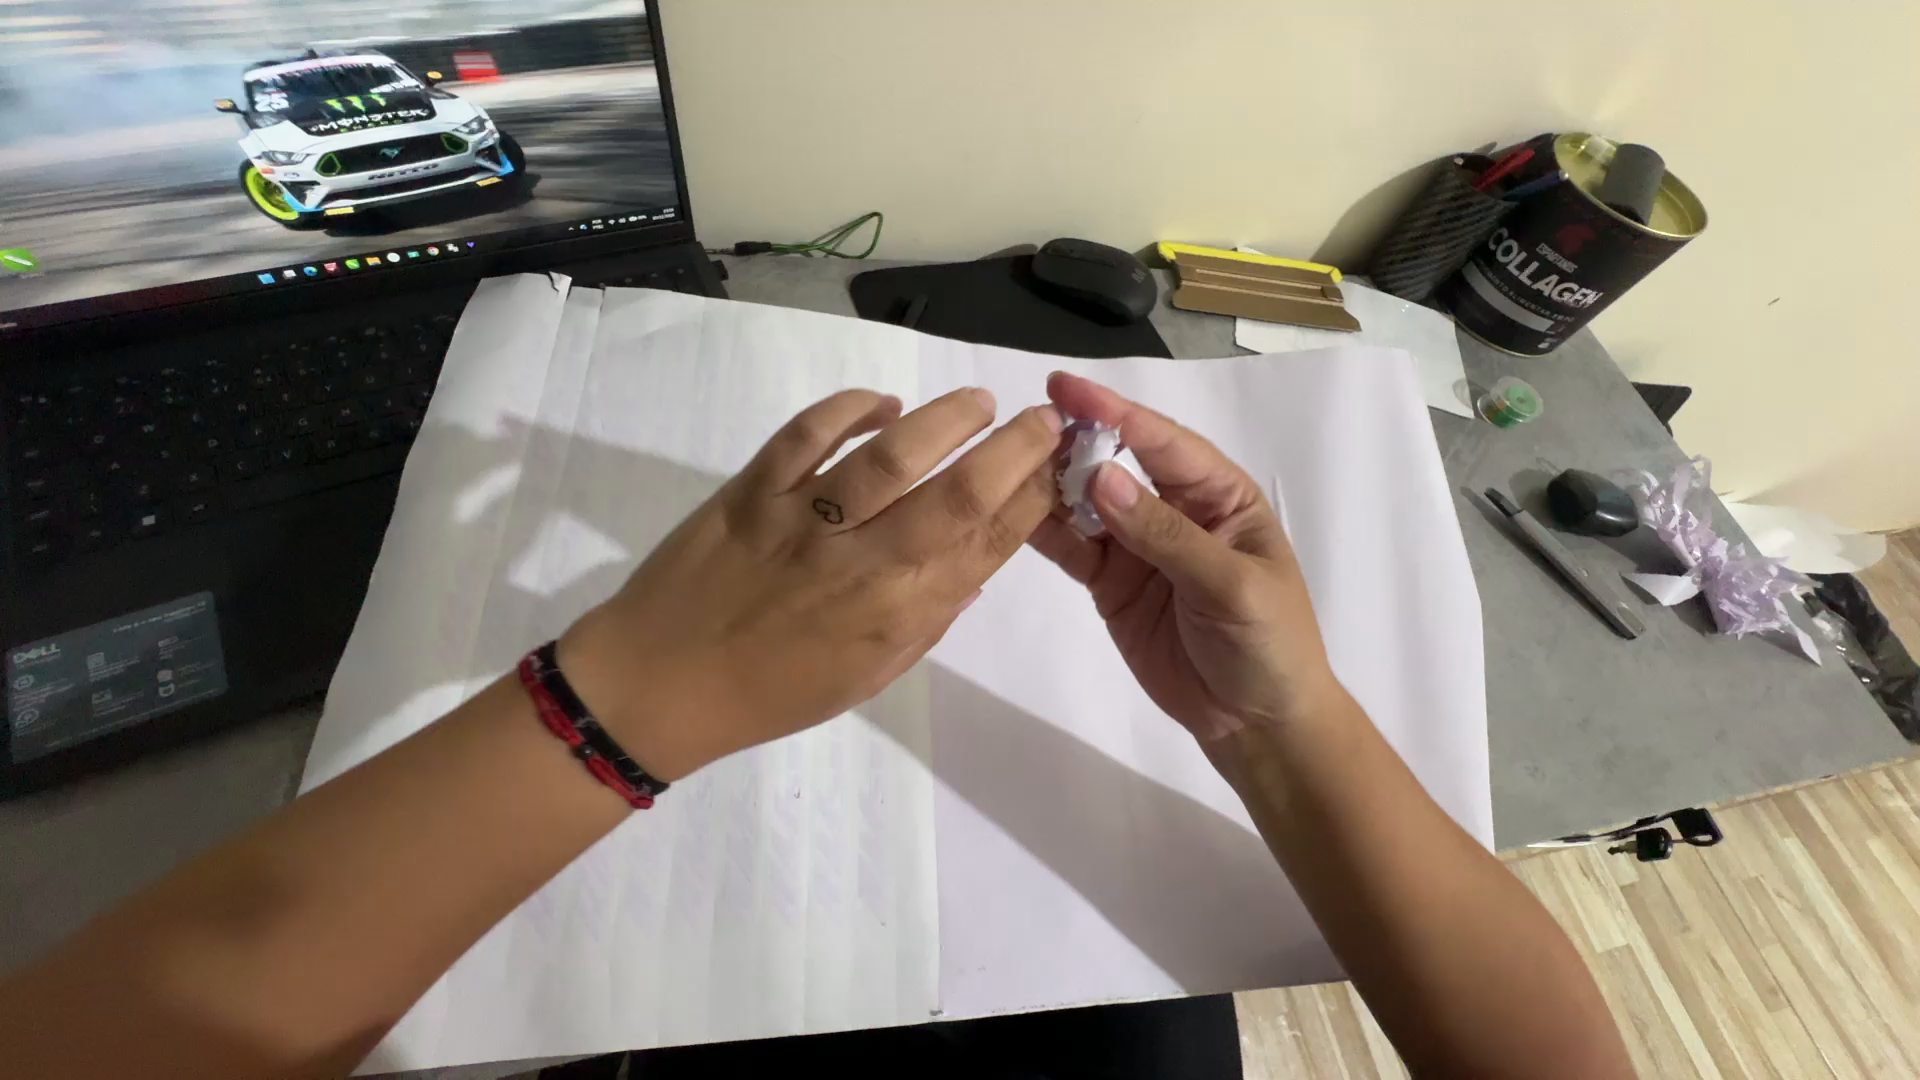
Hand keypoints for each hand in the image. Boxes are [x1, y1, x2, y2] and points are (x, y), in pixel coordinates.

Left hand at [558, 387, 1063, 779]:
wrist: (658, 687)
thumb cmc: (773, 693)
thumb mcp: (869, 676)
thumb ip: (928, 620)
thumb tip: (977, 567)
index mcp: (896, 616)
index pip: (985, 545)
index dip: (1032, 500)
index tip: (1057, 468)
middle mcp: (862, 566)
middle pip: (956, 493)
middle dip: (1013, 448)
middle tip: (1043, 418)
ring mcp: (803, 523)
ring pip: (889, 455)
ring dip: (945, 419)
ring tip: (978, 400)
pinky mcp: (752, 492)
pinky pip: (807, 436)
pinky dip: (850, 409)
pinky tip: (882, 403)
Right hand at [1028, 372, 1340, 740]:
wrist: (1253, 721)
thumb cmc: (1267, 644)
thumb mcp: (1229, 586)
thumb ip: (1166, 534)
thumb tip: (1102, 477)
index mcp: (1219, 495)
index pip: (1162, 442)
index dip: (1114, 413)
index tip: (1064, 389)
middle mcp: (1174, 511)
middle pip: (1117, 464)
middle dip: (1075, 443)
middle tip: (1023, 428)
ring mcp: (1137, 547)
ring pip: (1087, 504)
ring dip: (1051, 485)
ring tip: (1006, 468)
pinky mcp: (1111, 582)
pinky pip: (1073, 549)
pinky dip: (1045, 532)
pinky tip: (1013, 514)